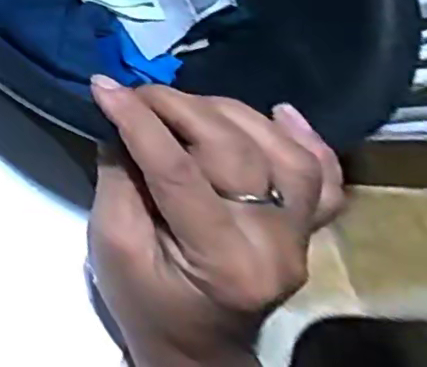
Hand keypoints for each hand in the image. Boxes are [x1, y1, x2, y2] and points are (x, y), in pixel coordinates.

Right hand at [87, 80, 343, 366]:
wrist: (193, 347)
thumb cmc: (144, 297)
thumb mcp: (111, 240)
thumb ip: (120, 174)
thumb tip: (121, 114)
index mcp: (223, 262)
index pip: (177, 172)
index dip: (136, 120)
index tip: (102, 86)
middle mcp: (275, 247)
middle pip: (234, 151)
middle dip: (176, 106)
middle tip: (135, 93)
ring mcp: (300, 236)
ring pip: (281, 151)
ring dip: (225, 111)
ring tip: (181, 104)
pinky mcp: (306, 227)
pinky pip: (324, 177)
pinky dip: (306, 138)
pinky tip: (279, 111)